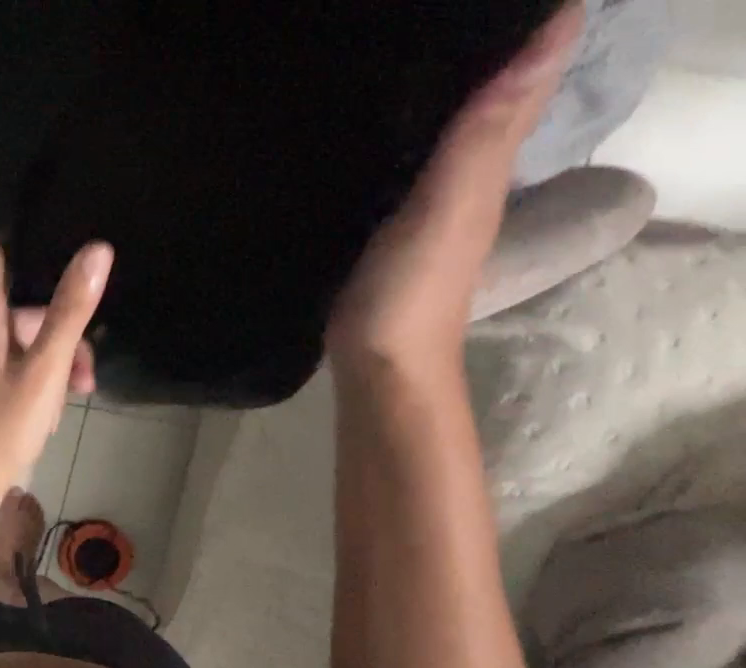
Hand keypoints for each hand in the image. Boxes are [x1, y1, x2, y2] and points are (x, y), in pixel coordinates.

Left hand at [0, 242, 112, 508]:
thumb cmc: (3, 429)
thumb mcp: (46, 371)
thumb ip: (70, 312)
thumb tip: (96, 250)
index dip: (24, 251)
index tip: (61, 259)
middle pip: (19, 309)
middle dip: (58, 334)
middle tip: (84, 377)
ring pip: (18, 340)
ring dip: (51, 363)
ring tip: (70, 398)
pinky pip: (6, 364)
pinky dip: (31, 378)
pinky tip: (47, 410)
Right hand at [326, 4, 582, 375]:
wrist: (377, 369)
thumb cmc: (409, 294)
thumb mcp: (447, 210)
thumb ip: (483, 136)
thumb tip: (553, 33)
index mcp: (486, 171)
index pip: (518, 89)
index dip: (529, 41)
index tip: (515, 4)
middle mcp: (465, 185)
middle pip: (488, 108)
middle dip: (487, 59)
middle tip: (458, 23)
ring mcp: (425, 213)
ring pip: (446, 139)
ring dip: (447, 97)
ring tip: (418, 59)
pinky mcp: (385, 236)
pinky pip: (405, 172)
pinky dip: (404, 144)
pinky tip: (376, 134)